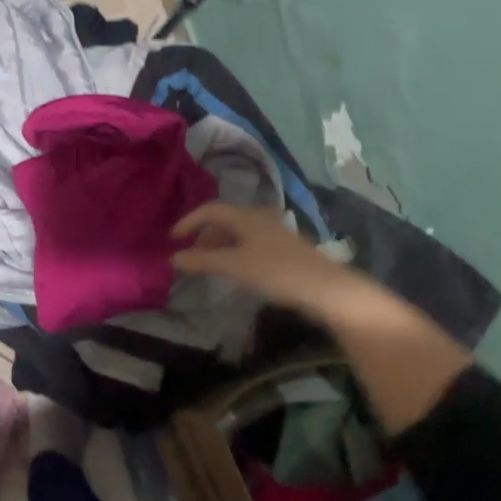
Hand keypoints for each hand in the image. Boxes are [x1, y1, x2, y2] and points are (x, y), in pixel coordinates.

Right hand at [170, 202, 359, 311]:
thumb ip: (202, 261)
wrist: (327, 290)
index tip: (173, 239)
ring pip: (238, 233)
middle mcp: (260, 218)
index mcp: (246, 216)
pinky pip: (250, 244)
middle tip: (192, 256)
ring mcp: (274, 233)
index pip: (209, 210)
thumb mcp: (234, 266)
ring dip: (219, 246)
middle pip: (224, 220)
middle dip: (204, 237)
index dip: (188, 222)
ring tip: (210, 266)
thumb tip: (173, 259)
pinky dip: (235, 253)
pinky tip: (236, 271)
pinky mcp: (284, 249)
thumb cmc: (276, 271)